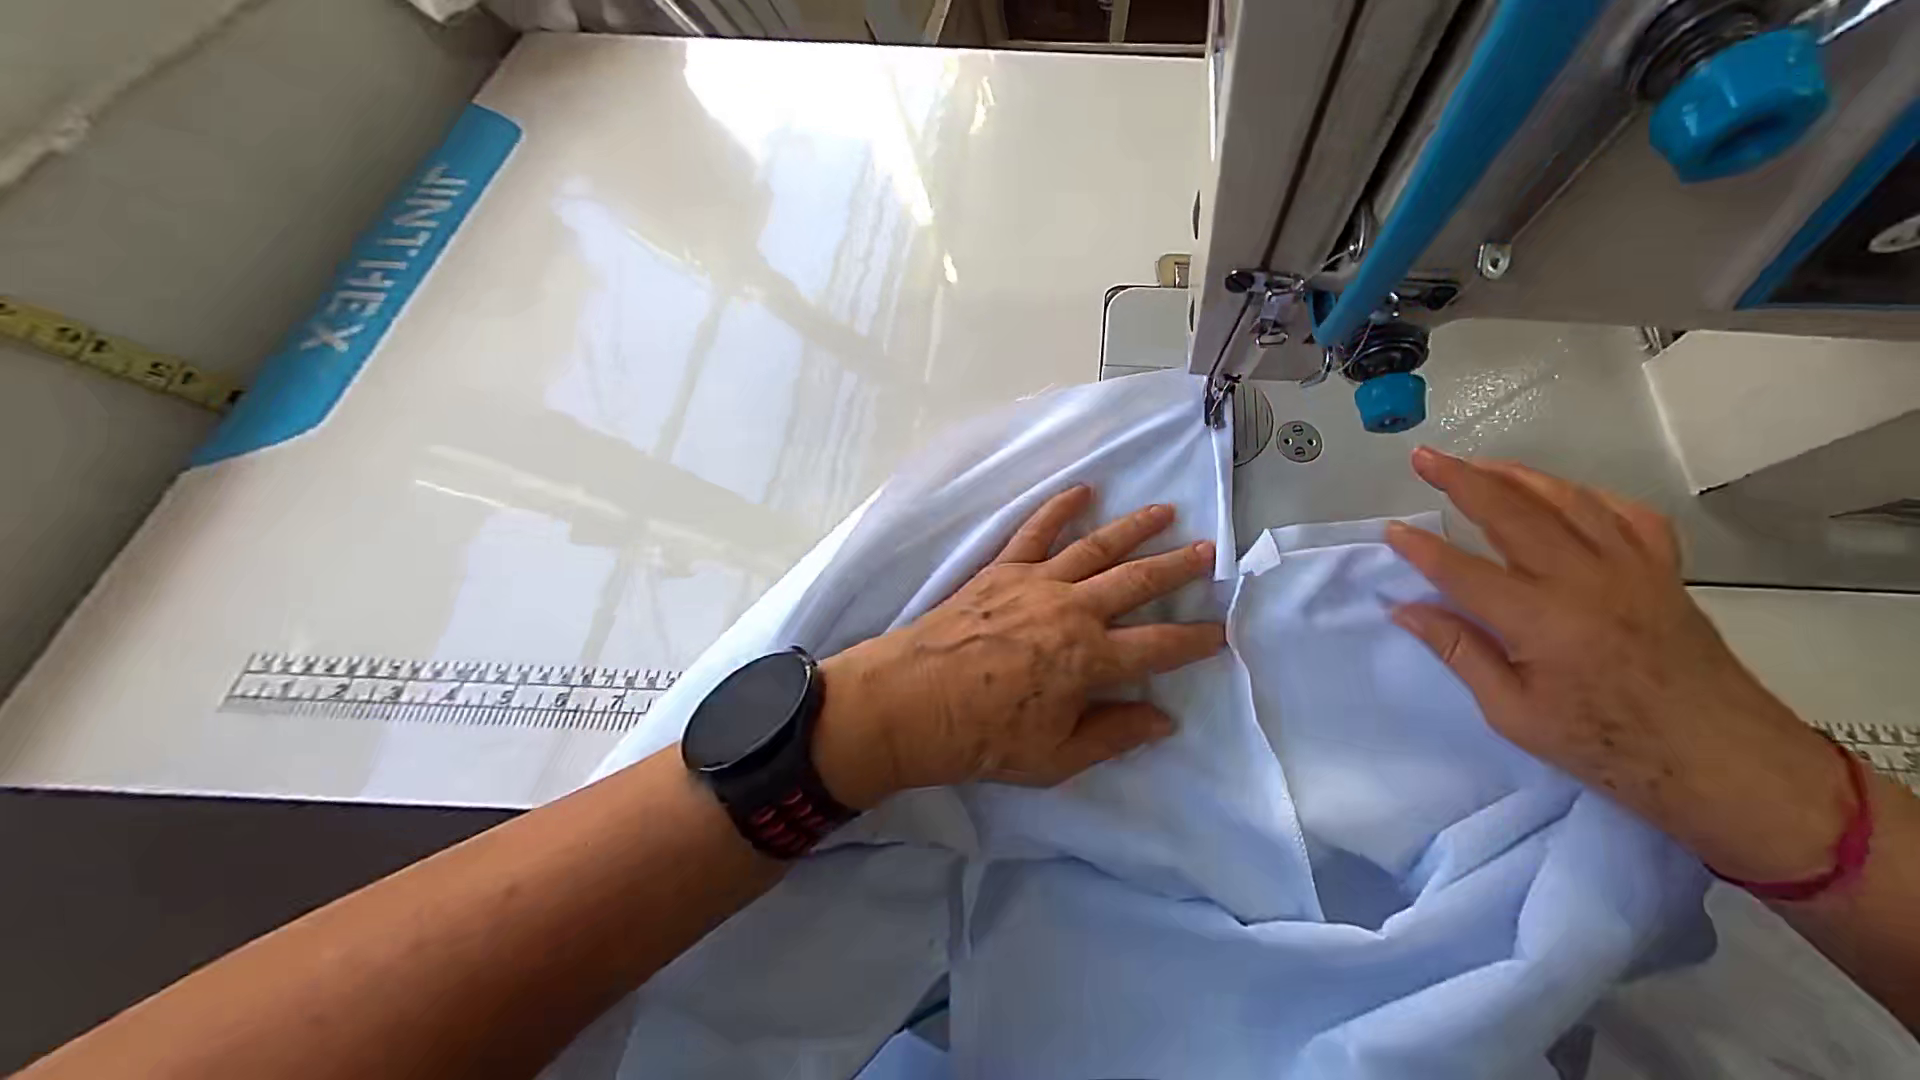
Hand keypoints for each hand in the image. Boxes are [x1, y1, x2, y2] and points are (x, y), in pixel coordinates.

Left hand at [811, 486, 1225, 808]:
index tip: (1220, 630)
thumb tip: (1164, 719)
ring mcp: (1036, 584)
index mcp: (1091, 660)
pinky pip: (1036, 531)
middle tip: (1209, 552)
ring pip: (1096, 547)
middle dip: (1178, 566)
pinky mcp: (1002, 570)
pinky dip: (1059, 508)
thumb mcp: (1055, 757)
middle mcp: (1072, 611)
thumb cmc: (982, 738)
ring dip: (1134, 528)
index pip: (1160, 645)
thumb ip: (1114, 734)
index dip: (1196, 639)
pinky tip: (1082, 490)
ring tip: (1164, 512)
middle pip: (1137, 582)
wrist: (910, 703)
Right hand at [1385, 447, 1852, 882]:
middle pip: (1512, 512)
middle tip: (1424, 457)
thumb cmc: (1607, 747)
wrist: (1727, 764)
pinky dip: (1590, 497)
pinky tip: (1564, 496)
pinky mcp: (1663, 574)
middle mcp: (1584, 580)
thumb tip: (1406, 610)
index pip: (1461, 569)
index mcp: (1540, 619)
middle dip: (1461, 479)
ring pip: (1567, 501)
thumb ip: (1460, 651)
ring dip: (1517, 475)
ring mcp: (1630, 570)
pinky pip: (1628, 517)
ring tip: (1478, 463)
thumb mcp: (1513, 713)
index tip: (1390, 530)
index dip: (1420, 548)